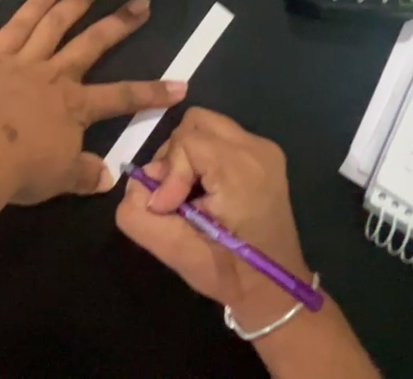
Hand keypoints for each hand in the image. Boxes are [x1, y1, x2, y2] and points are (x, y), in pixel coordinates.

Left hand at [0, 0, 186, 205]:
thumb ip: (85, 173)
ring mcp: (24, 60)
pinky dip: (34, 3)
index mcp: (74, 106)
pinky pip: (18, 23)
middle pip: (93, 44)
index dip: (152, 92)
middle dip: (120, 24)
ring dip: (75, 3)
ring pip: (55, 24)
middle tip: (142, 3)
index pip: (122, 97)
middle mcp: (55, 75)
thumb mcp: (61, 179)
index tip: (179, 84)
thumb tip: (108, 176)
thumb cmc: (19, 171)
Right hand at [114, 108, 311, 328]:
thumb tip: (139, 184)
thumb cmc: (227, 272)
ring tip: (190, 190)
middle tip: (174, 192)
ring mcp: (265, 149)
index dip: (169, 171)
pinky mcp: (266, 154)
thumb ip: (137, 214)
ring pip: (206, 125)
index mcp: (241, 171)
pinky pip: (221, 136)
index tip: (168, 206)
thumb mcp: (173, 250)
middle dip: (176, 154)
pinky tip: (208, 187)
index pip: (186, 140)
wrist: (275, 290)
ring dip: (189, 153)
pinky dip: (205, 155)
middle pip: (195, 122)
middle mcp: (257, 150)